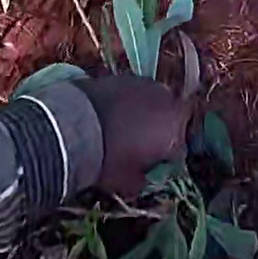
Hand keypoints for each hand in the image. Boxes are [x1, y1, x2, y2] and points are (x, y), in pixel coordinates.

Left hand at [72, 74, 189, 196]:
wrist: (76, 125)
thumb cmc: (108, 159)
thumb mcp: (128, 182)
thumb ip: (144, 179)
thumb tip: (145, 176)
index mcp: (173, 131)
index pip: (181, 148)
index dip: (170, 158)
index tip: (157, 164)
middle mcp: (168, 103)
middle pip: (176, 116)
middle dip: (166, 127)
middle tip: (149, 141)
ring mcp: (148, 84)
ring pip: (158, 99)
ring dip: (150, 110)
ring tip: (132, 124)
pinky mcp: (128, 75)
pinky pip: (138, 91)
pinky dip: (132, 100)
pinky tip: (117, 111)